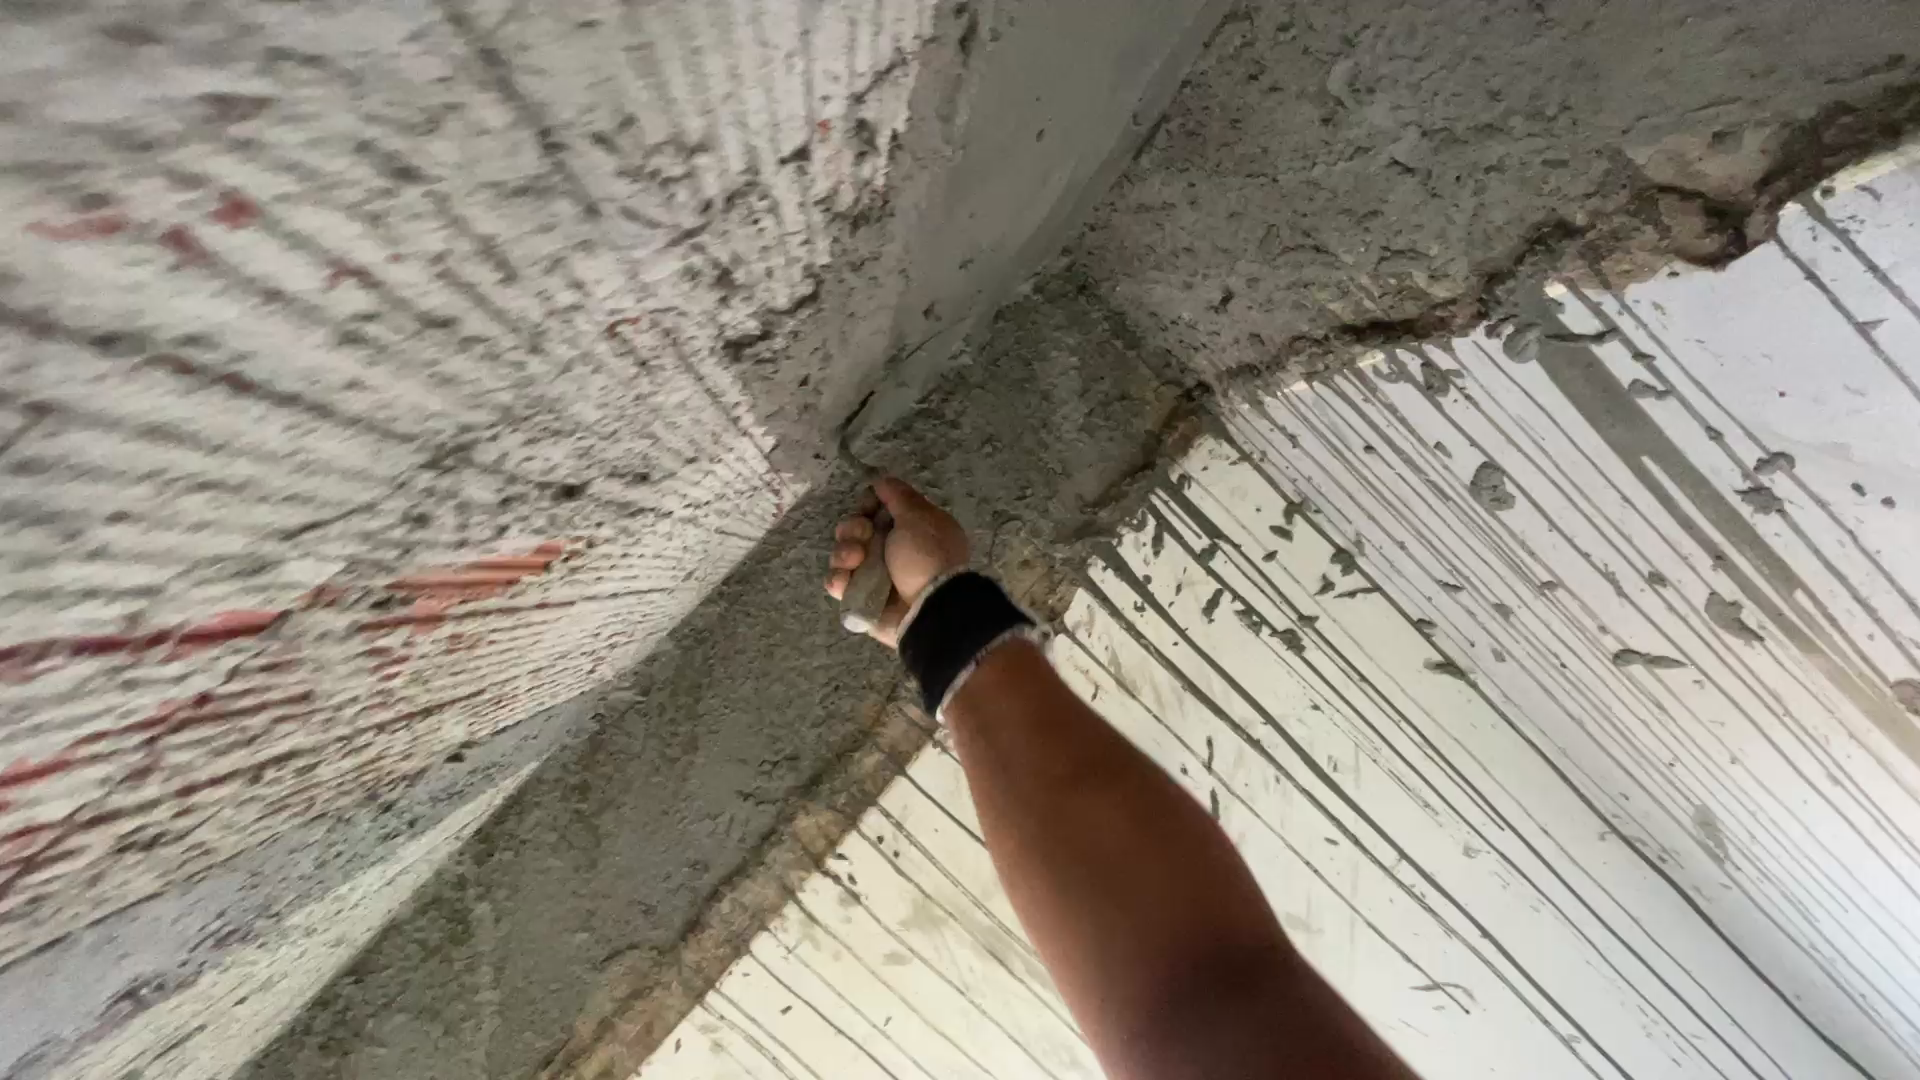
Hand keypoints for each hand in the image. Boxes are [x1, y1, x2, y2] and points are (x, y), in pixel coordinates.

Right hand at [825, 476, 969, 647]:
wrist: (930, 607)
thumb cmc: (928, 556)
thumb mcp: (919, 517)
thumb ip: (898, 496)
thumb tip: (882, 479)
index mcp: (907, 529)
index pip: (875, 508)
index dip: (867, 505)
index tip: (870, 507)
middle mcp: (889, 550)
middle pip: (854, 529)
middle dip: (852, 528)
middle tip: (864, 537)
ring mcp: (874, 575)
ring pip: (842, 554)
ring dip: (843, 552)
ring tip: (856, 560)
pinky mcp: (860, 598)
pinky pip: (838, 583)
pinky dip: (839, 579)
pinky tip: (847, 580)